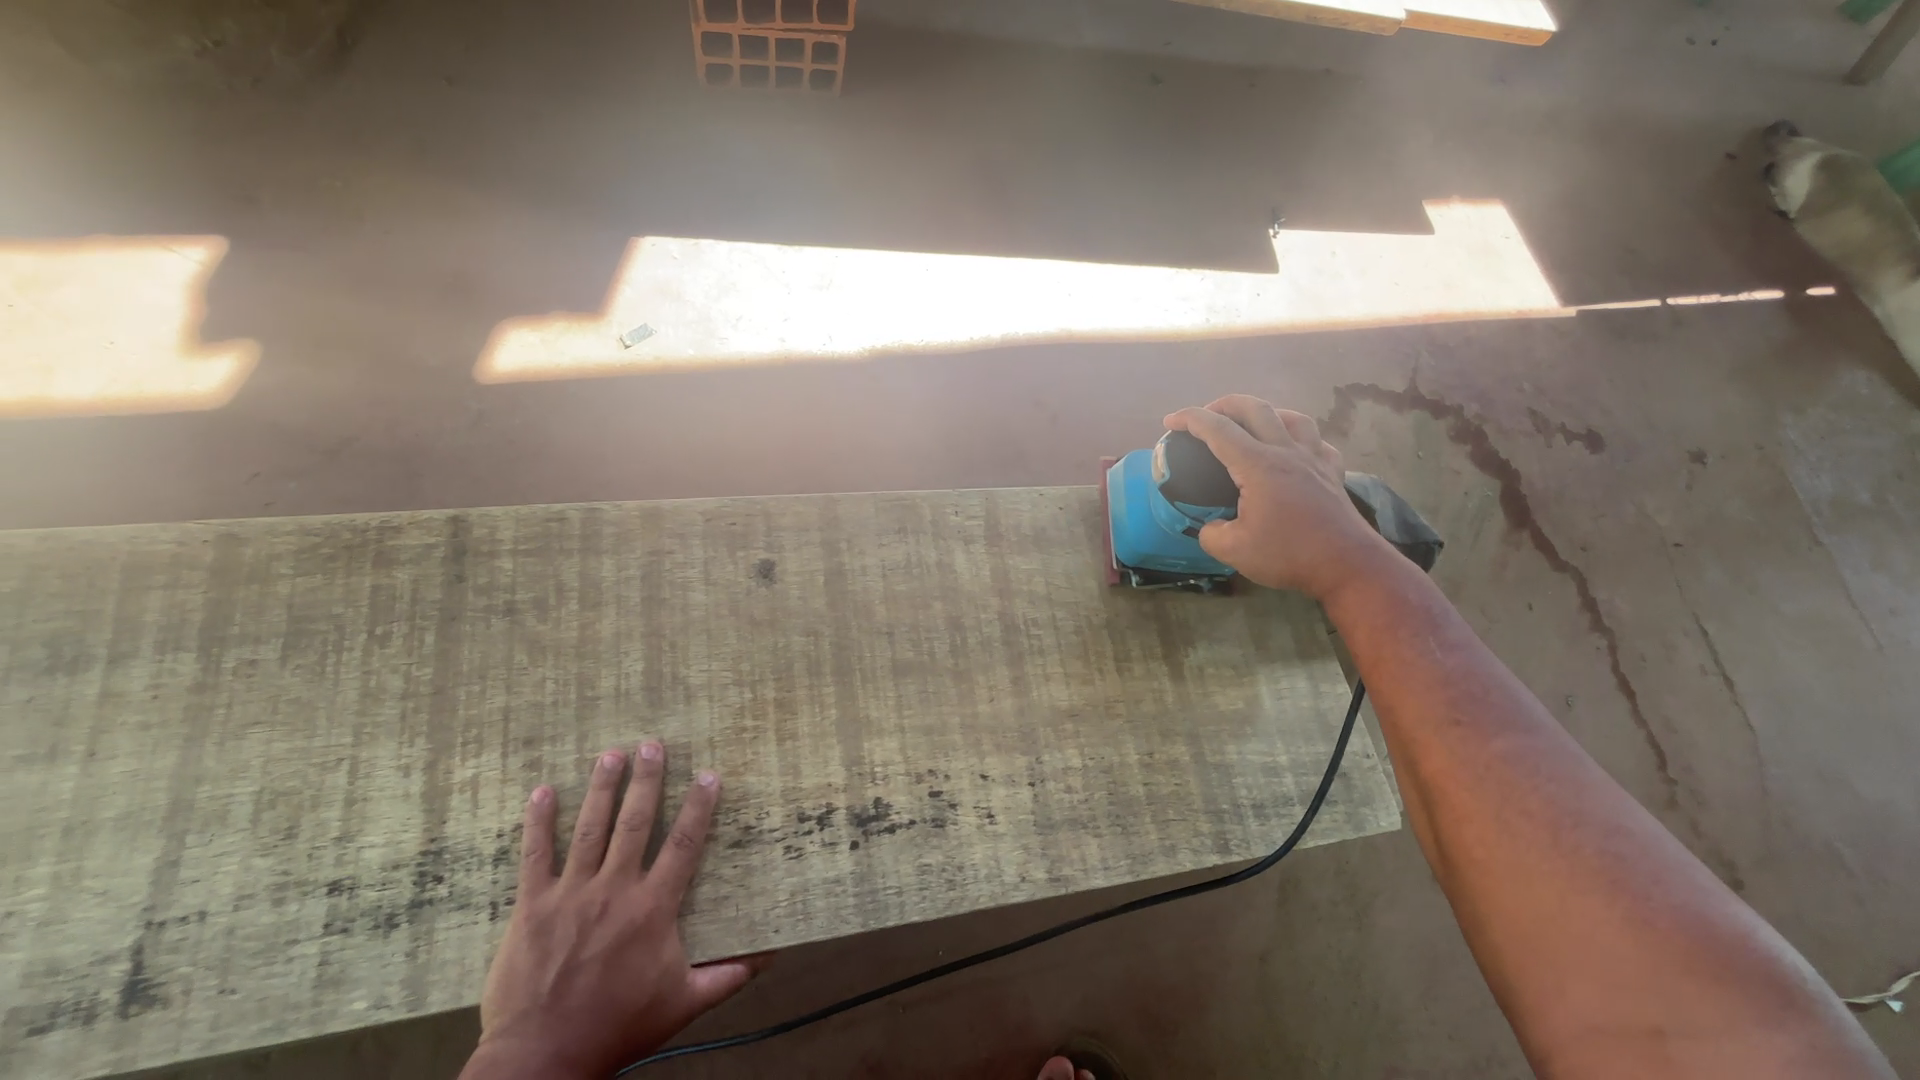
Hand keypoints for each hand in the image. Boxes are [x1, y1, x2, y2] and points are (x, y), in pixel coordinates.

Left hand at [461, 743, 765, 1079]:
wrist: (544, 1056)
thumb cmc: (618, 1027)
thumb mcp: (683, 1004)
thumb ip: (727, 976)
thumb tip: (771, 957)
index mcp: (654, 908)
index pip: (684, 844)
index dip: (699, 807)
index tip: (708, 774)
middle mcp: (615, 889)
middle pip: (636, 822)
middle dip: (647, 780)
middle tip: (653, 744)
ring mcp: (571, 894)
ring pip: (590, 828)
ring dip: (602, 788)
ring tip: (611, 753)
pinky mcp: (533, 906)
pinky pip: (535, 855)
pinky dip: (539, 822)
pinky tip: (543, 791)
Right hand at [1164, 394, 1392, 599]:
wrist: (1347, 565)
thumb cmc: (1289, 555)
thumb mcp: (1233, 551)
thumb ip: (1211, 534)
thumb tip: (1211, 526)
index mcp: (1258, 465)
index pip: (1217, 430)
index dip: (1190, 419)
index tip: (1170, 421)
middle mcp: (1286, 452)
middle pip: (1255, 408)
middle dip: (1224, 404)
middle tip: (1206, 416)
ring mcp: (1314, 460)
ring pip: (1292, 418)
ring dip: (1266, 413)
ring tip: (1252, 424)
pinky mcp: (1333, 474)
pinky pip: (1317, 443)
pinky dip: (1300, 438)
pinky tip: (1294, 450)